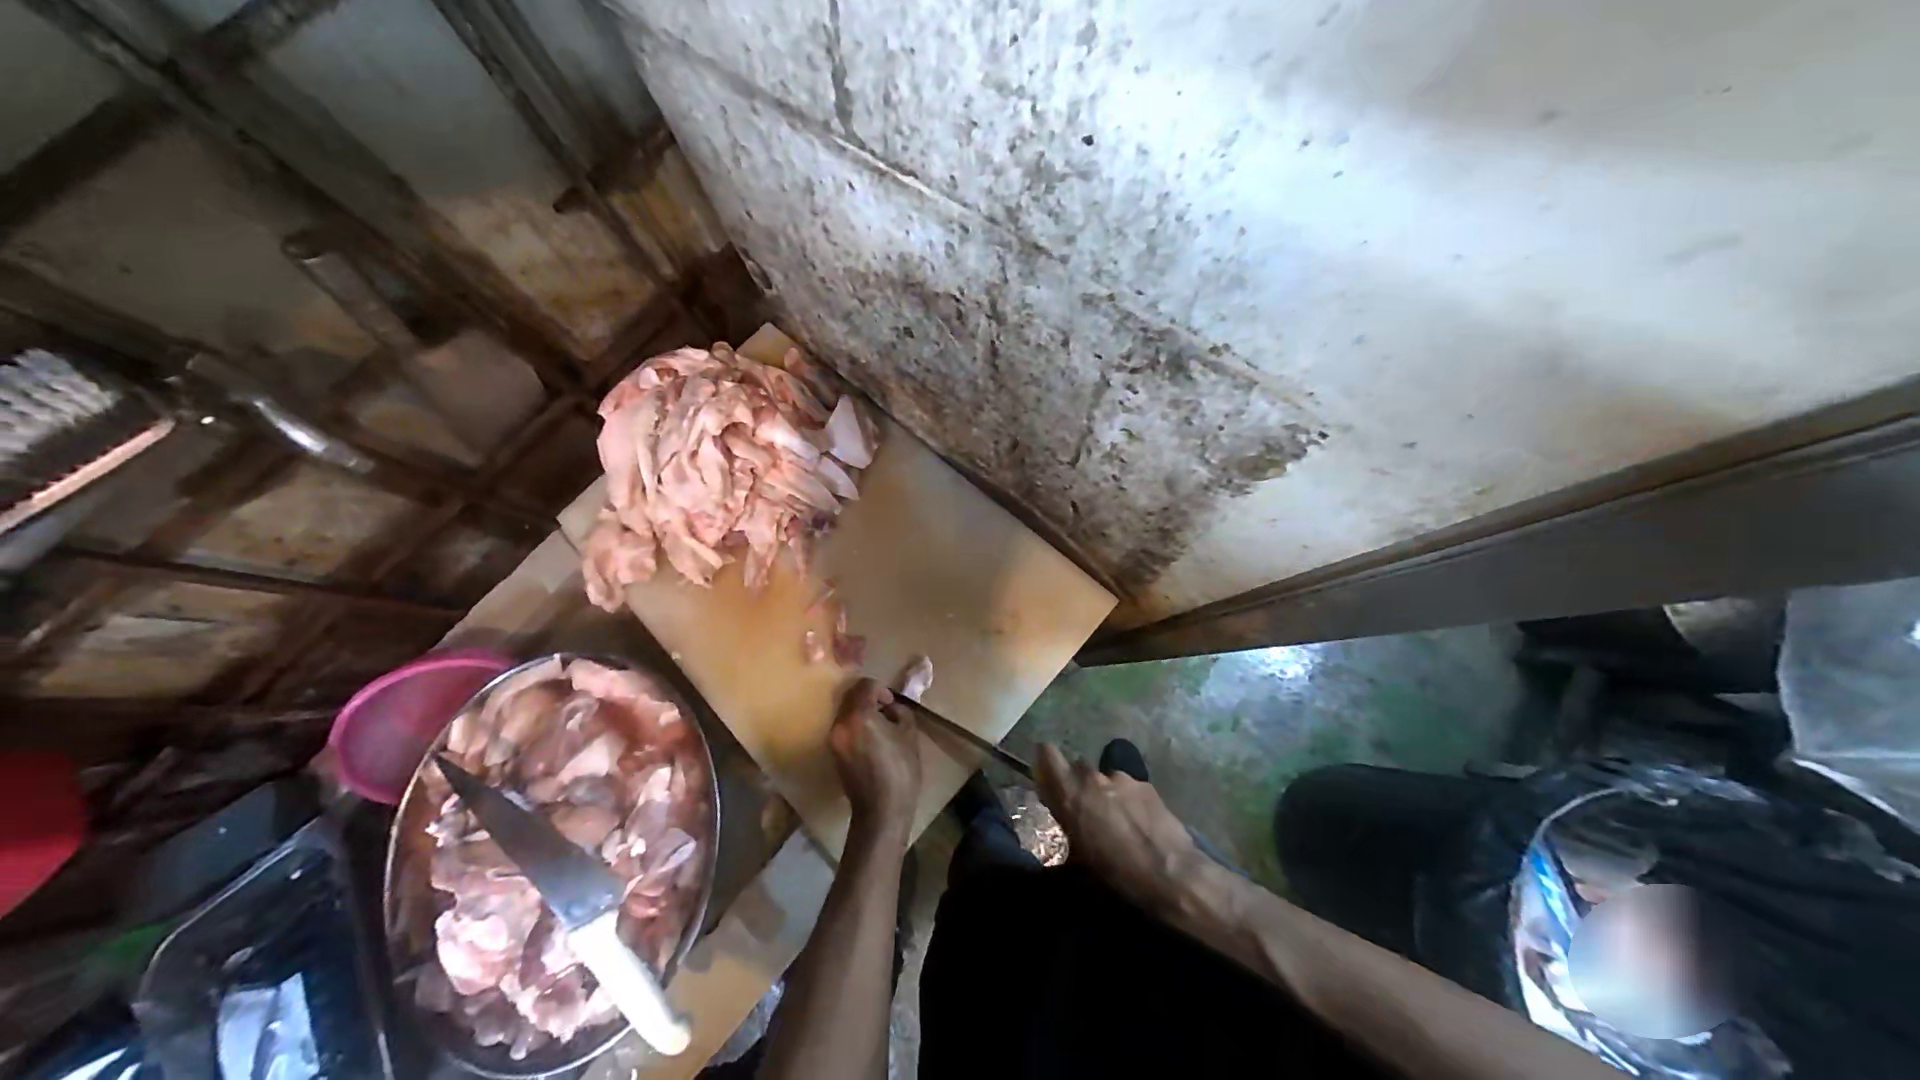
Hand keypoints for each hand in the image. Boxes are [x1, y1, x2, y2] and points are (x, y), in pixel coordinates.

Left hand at [829, 678, 920, 842]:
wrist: (881, 811)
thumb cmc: (900, 772)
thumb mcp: (909, 735)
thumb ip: (900, 712)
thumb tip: (890, 706)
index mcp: (859, 717)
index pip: (865, 686)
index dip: (881, 690)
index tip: (892, 703)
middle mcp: (840, 724)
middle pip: (850, 695)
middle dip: (868, 697)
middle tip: (885, 709)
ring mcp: (833, 738)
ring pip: (843, 710)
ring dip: (860, 709)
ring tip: (879, 724)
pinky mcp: (833, 751)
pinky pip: (842, 726)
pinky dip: (854, 723)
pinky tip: (870, 737)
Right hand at [1036, 743, 1206, 915]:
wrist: (1171, 874)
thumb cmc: (1117, 873)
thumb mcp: (1079, 858)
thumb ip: (1066, 825)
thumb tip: (1063, 816)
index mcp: (1071, 794)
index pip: (1047, 753)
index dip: (1046, 761)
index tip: (1050, 778)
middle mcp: (1093, 779)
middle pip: (1077, 768)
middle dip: (1078, 784)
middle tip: (1086, 811)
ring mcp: (1122, 779)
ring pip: (1104, 778)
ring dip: (1105, 793)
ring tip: (1117, 821)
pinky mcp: (1146, 784)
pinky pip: (1127, 786)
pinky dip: (1128, 799)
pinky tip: (1139, 822)